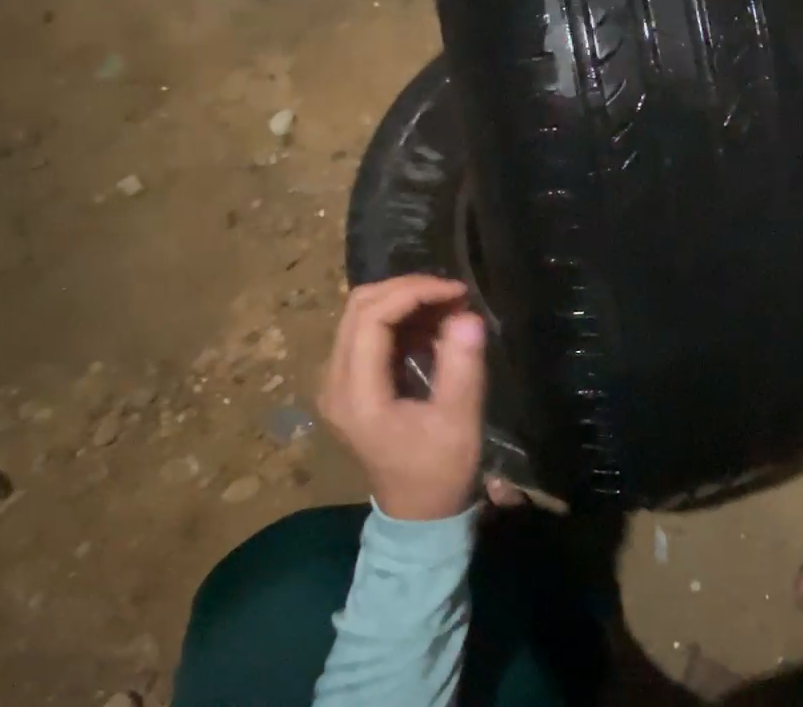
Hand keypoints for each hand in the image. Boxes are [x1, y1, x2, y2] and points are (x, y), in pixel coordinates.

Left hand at [318, 275, 486, 520]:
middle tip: (456, 295)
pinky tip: (437, 327)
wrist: (418, 513)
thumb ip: (462, 367)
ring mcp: (338, 382)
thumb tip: (468, 316)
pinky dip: (403, 319)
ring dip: (406, 302)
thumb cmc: (440, 470)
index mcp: (356, 393)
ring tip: (452, 307)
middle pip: (359, 307)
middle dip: (409, 290)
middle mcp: (334, 382)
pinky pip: (370, 333)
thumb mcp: (459, 420)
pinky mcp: (351, 384)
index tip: (458, 292)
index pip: (371, 318)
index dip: (414, 293)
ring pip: (362, 315)